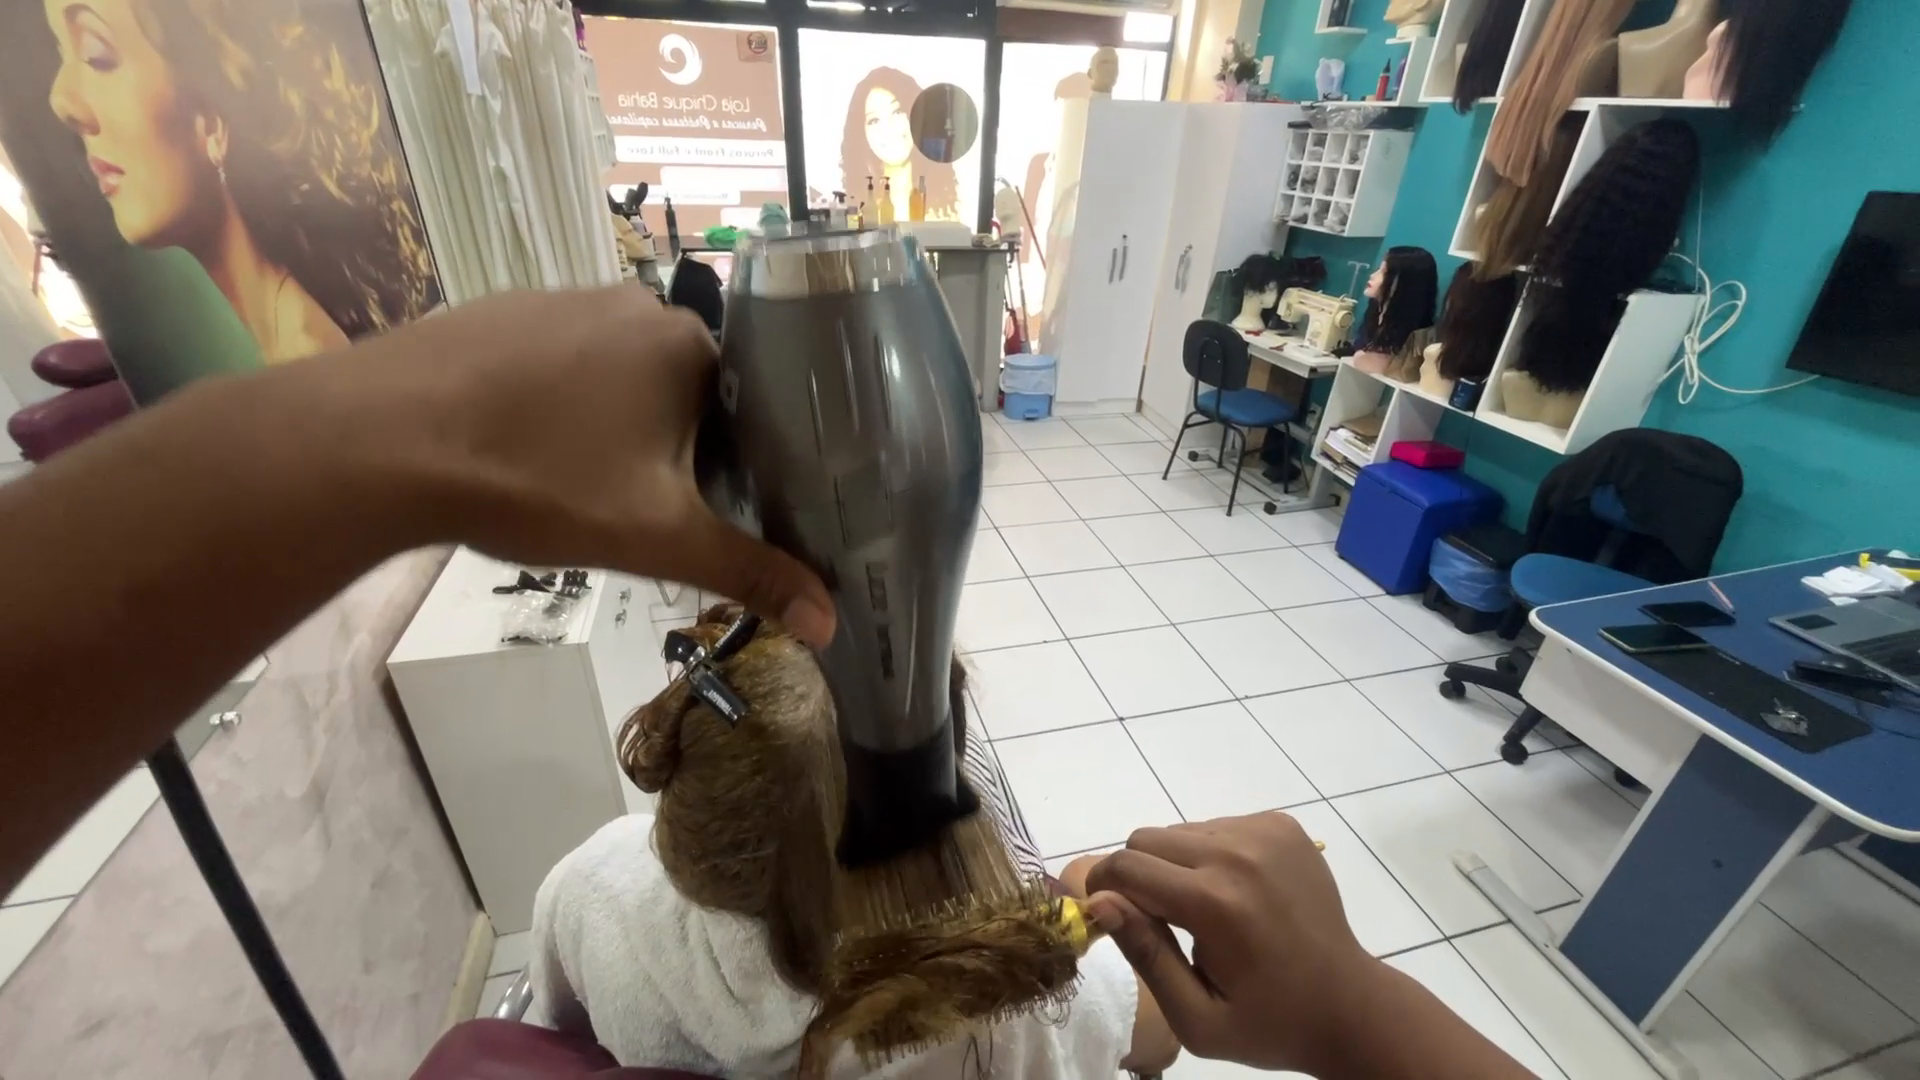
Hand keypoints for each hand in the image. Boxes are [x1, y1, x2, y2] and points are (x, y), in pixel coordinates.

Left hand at [297, 286, 835, 645]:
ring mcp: (563, 298)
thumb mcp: (660, 539)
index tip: (733, 496)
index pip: (753, 395)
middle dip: (688, 436)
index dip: (750, 450)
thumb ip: (751, 576)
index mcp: (687, 344)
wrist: (372, 445)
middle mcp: (634, 303)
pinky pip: (567, 355)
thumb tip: (831, 627)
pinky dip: (571, 395)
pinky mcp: (503, 310)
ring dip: (629, 416)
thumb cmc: (539, 482)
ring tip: (604, 473)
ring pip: (627, 367)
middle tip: (668, 496)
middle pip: (692, 380)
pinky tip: (539, 440)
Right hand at [1083, 813, 1379, 1073]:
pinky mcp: (1279, 824)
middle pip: (1146, 840)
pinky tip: (1236, 891)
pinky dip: (1209, 853)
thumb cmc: (1267, 1022)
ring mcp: (1262, 831)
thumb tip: (1099, 901)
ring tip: (1206, 907)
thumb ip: (1144, 955)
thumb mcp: (1196, 1018)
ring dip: (1175, 864)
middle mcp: (1236, 853)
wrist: (1351, 1006)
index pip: (1126, 867)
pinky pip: (1213, 825)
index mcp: (1214, 902)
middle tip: (1162, 918)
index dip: (1103, 886)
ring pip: (1179, 831)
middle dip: (1138, 875)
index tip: (1105, 910)